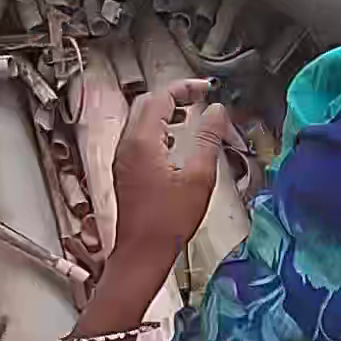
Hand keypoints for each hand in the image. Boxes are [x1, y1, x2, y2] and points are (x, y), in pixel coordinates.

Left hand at [111, 78, 229, 270]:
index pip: (161, 97)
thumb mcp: (199, 177)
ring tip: (191, 114)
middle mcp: (127, 145)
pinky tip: (174, 140)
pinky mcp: (125, 171)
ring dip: (165, 111)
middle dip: (174, 94)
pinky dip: (157, 128)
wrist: (142, 253)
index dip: (185, 87)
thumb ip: (208, 138)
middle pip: (147, 103)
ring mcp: (123, 158)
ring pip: (141, 119)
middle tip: (199, 97)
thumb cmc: (169, 221)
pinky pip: (138, 137)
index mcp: (143, 142)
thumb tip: (217, 111)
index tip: (206, 89)